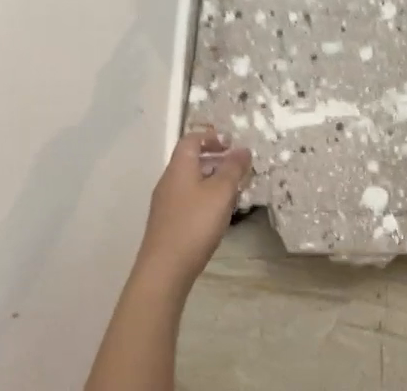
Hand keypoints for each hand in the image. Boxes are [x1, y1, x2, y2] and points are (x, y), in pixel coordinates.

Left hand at [134, 127, 252, 292]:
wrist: (164, 271)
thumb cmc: (194, 224)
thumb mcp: (221, 192)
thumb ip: (233, 168)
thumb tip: (242, 150)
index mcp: (179, 167)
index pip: (191, 139)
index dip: (211, 136)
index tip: (231, 143)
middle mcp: (169, 181)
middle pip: (191, 160)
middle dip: (215, 160)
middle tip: (238, 167)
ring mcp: (165, 204)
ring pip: (191, 182)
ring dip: (212, 181)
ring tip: (233, 192)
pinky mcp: (167, 224)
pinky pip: (188, 200)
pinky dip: (204, 198)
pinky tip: (218, 215)